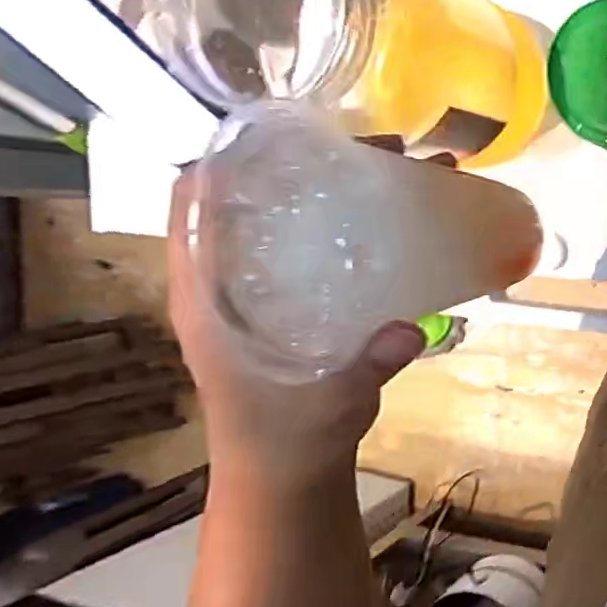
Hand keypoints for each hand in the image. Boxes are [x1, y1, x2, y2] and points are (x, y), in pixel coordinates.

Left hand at [166, 170, 425, 483]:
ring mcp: (275, 290)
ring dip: (353, 190)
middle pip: (265, 200)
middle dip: (323, 166)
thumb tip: (408, 330)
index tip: (294, 136)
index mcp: (211, 296)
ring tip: (411, 172)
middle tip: (384, 151)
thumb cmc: (286, 436)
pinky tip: (406, 221)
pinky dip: (365, 224)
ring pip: (304, 220)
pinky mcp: (310, 301)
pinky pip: (331, 248)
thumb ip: (364, 366)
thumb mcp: (324, 401)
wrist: (290, 469)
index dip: (232, 161)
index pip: (196, 208)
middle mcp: (237, 281)